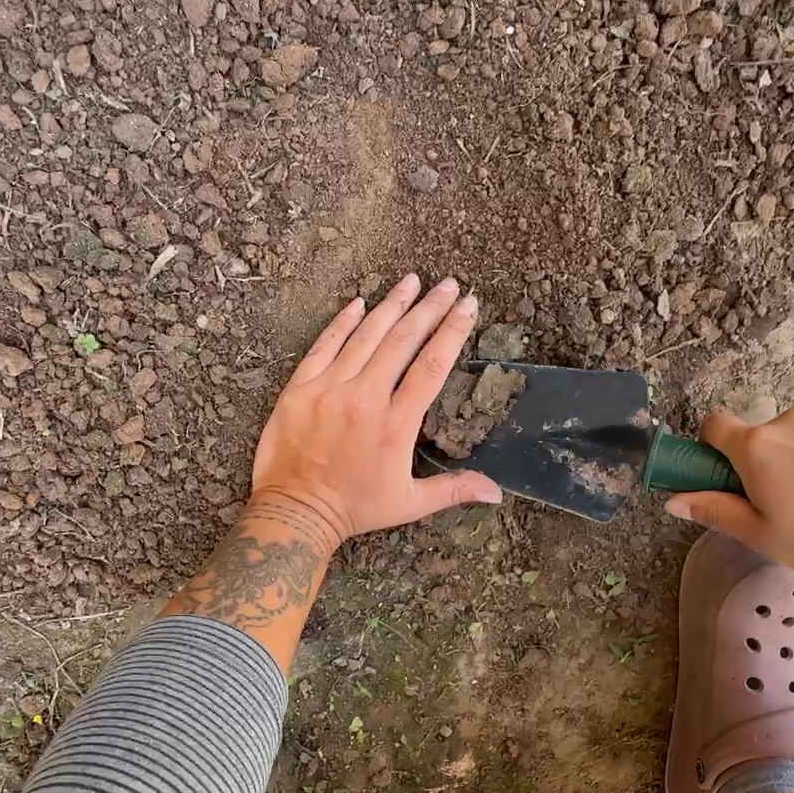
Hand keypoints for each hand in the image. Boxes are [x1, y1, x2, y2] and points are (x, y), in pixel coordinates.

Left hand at [249, 274, 502, 543]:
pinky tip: (359, 303)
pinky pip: (324, 346)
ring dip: (391, 306)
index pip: (432, 365)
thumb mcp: (410, 503)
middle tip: (447, 284)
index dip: (453, 332)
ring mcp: (329, 389)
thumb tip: (497, 492)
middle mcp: (365, 398)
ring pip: (366, 336)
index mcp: (396, 424)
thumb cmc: (355, 508)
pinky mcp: (300, 388)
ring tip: (411, 281)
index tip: (468, 306)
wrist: (295, 511)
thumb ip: (454, 489)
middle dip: (429, 308)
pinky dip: (342, 322)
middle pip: (403, 341)